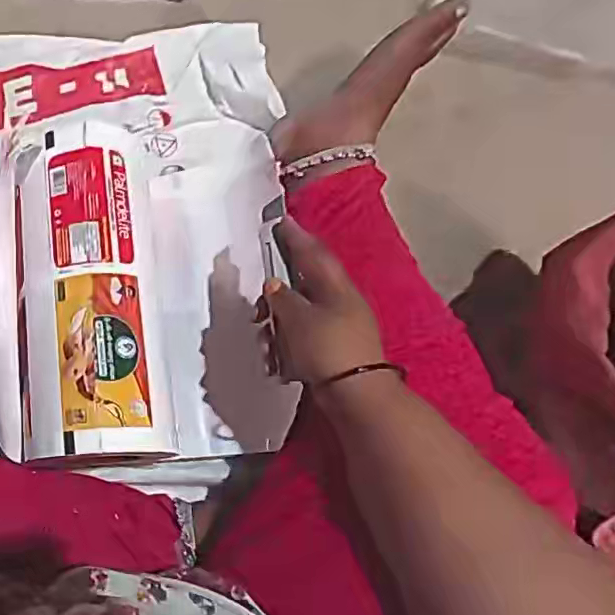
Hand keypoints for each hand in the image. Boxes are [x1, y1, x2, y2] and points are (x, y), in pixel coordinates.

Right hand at [258, 218, 384, 384]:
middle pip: (304, 286)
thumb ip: (282, 298)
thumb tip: (273, 284)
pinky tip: (277, 357)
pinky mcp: (333, 347)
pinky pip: (302, 336)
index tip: (281, 221)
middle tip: (260, 305)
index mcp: (335, 288)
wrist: (355, 392)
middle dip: (278, 294)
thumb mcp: (297, 319)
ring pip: (300, 314)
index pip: (312, 254)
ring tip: (267, 341)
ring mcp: (339, 325)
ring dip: (279, 324)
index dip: (296, 237)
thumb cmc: (326, 348)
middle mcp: (340, 302)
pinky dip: (286, 342)